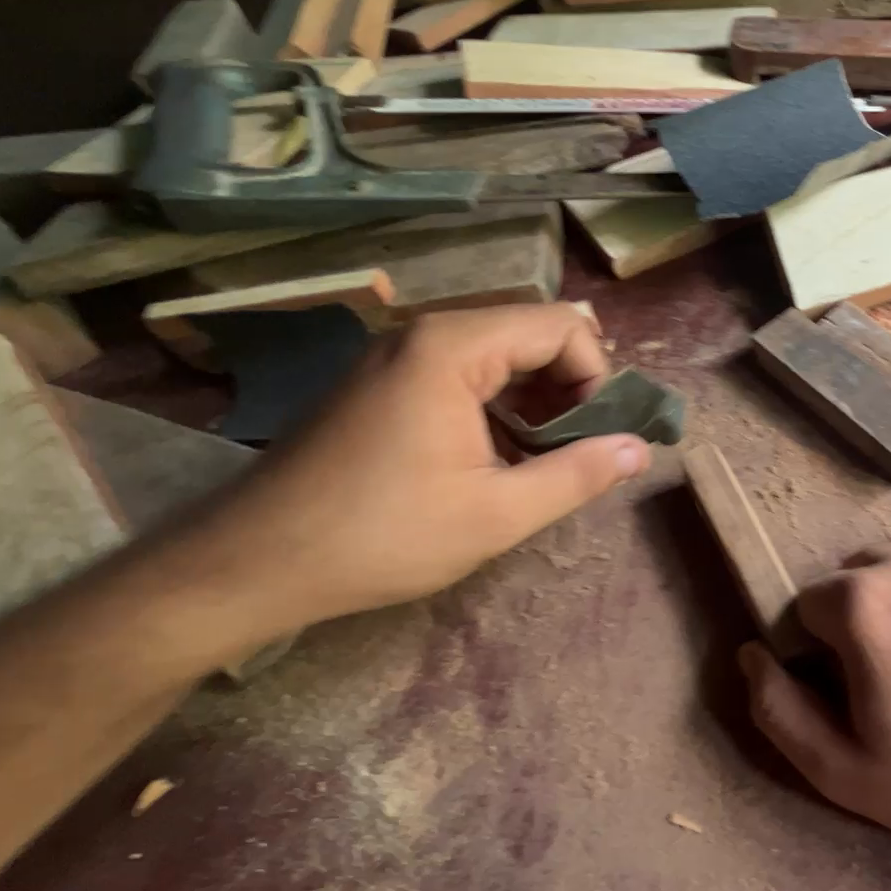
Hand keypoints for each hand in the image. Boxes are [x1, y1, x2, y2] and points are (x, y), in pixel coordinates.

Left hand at [168, 304, 651, 642]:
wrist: (250, 563)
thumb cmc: (381, 536)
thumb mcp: (497, 514)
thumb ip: (578, 475)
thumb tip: (639, 449)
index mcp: (453, 347)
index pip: (564, 326)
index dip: (597, 376)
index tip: (597, 435)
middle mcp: (425, 331)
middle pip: (534, 329)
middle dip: (572, 383)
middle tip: (579, 445)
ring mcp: (398, 352)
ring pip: (501, 349)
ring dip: (538, 394)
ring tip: (546, 454)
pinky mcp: (383, 379)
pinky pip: (466, 368)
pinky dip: (501, 400)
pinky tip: (500, 452)